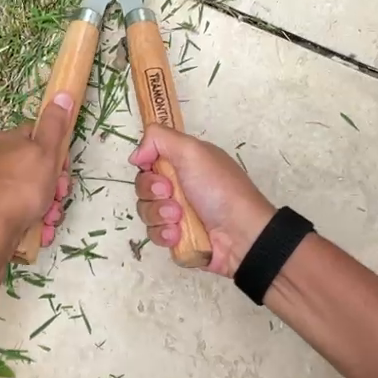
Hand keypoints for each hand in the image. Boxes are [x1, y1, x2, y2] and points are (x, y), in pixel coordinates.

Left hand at [0, 93, 73, 248]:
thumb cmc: (22, 186)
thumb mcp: (45, 151)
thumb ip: (55, 124)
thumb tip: (62, 94)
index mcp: (10, 141)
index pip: (40, 137)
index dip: (58, 153)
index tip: (65, 168)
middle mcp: (1, 160)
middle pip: (39, 167)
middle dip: (55, 185)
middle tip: (59, 196)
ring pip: (34, 192)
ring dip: (49, 206)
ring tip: (50, 219)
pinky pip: (24, 210)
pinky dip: (36, 220)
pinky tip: (41, 231)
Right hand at [129, 127, 274, 277]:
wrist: (241, 234)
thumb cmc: (218, 188)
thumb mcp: (192, 150)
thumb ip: (159, 138)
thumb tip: (136, 155)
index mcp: (183, 163)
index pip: (148, 161)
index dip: (146, 167)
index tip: (155, 170)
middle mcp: (179, 186)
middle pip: (143, 186)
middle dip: (152, 192)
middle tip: (170, 194)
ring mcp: (177, 214)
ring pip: (145, 212)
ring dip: (159, 214)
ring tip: (178, 218)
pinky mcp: (177, 238)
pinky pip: (154, 235)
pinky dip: (164, 234)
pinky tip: (178, 235)